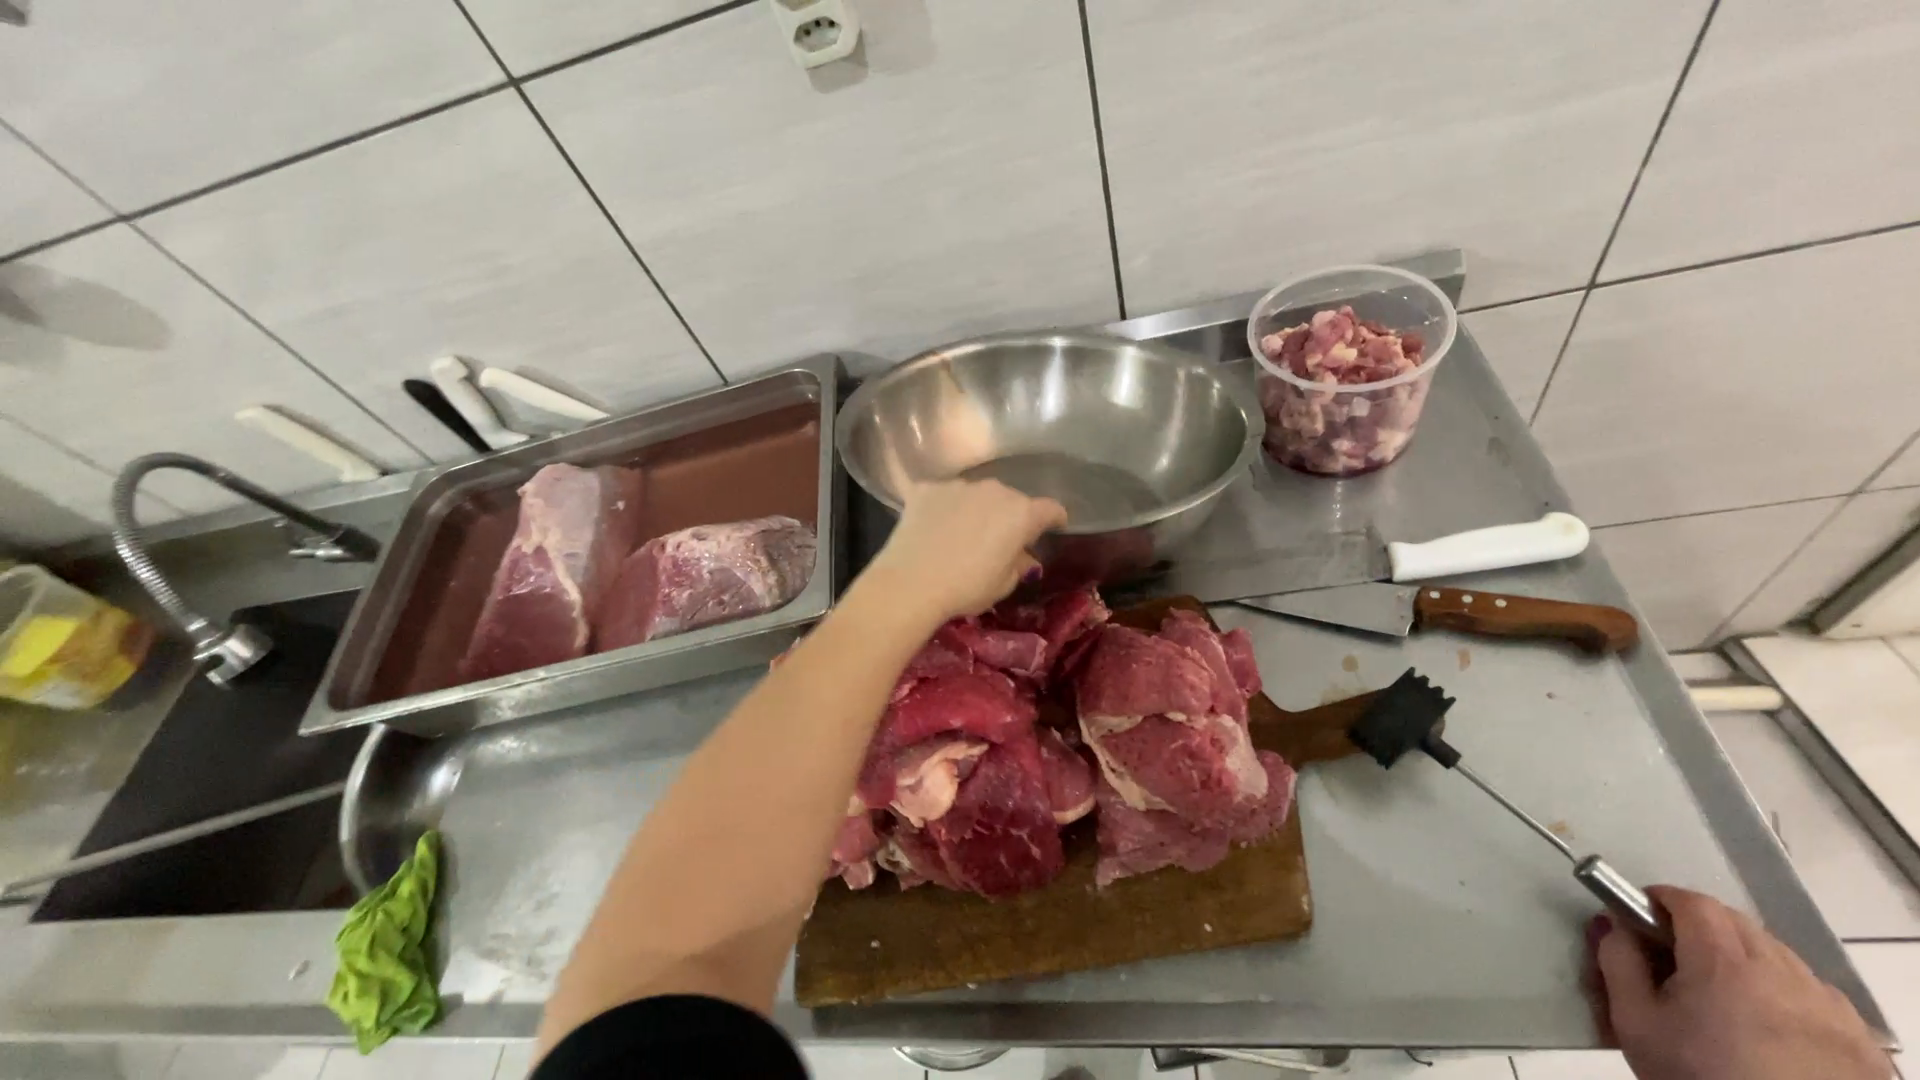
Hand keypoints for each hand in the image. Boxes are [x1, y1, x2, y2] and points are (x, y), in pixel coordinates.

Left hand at [861, 479, 1066, 622]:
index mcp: (1021, 514)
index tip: (1051, 529)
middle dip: (1009, 516)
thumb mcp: (1003, 585)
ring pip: (976, 495)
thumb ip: (1020, 565)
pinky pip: (943, 496)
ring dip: (976, 509)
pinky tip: (933, 529)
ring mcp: (958, 485)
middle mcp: (994, 490)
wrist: (911, 583)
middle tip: (998, 540)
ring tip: (962, 535)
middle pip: (1011, 500)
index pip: (1050, 509)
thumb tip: (1024, 556)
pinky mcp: (927, 488)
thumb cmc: (966, 588)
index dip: (1054, 520)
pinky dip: (943, 508)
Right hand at [1594, 886, 1887, 1079]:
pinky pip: (1812, 990)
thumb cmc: (1698, 1074)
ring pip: (1776, 953)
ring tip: (1722, 991)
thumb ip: (1618, 962)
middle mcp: (1781, 971)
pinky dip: (1783, 988)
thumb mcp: (1636, 1022)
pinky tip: (1769, 1020)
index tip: (1641, 914)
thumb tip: (1615, 924)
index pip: (1693, 902)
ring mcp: (1826, 1003)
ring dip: (1742, 955)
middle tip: (1674, 953)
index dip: (1662, 899)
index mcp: (1723, 963)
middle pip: (1736, 922)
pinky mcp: (1857, 1035)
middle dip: (1699, 925)